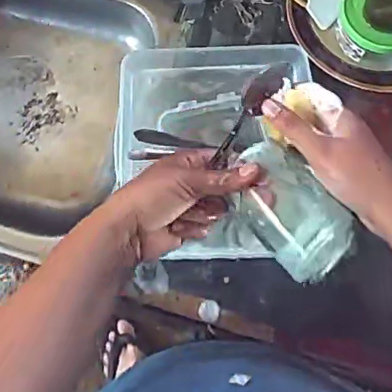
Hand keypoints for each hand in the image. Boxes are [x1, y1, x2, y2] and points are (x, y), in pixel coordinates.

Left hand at [89, 151, 261, 263]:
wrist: (129, 230)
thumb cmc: (154, 195)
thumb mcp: (188, 181)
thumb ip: (223, 178)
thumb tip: (256, 169)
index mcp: (190, 162)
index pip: (223, 161)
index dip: (242, 169)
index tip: (263, 178)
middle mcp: (193, 181)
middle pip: (225, 187)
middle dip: (231, 195)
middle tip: (261, 200)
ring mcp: (191, 204)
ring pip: (217, 208)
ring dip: (205, 213)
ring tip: (187, 214)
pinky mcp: (189, 226)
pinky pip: (205, 225)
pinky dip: (195, 227)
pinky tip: (180, 227)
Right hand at [261, 97, 391, 232]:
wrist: (390, 210)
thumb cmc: (355, 176)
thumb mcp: (319, 150)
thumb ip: (293, 127)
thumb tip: (267, 102)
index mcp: (340, 115)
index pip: (310, 94)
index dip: (287, 96)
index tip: (263, 106)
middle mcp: (345, 125)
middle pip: (312, 113)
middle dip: (289, 117)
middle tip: (261, 126)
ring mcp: (348, 145)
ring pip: (316, 133)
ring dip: (296, 136)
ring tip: (271, 143)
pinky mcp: (349, 163)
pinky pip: (322, 150)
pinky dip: (307, 152)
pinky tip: (293, 161)